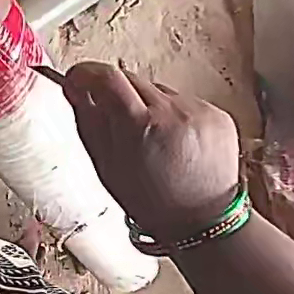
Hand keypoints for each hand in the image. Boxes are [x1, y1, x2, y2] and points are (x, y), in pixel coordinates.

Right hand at [63, 63, 241, 238]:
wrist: (204, 220)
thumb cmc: (150, 200)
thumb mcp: (105, 165)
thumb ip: (89, 122)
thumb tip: (76, 90)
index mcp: (139, 125)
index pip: (106, 76)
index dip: (85, 73)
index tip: (75, 80)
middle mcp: (172, 110)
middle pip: (130, 79)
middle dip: (114, 93)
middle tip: (110, 117)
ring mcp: (199, 110)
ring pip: (155, 89)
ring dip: (143, 104)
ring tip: (146, 136)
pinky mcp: (217, 113)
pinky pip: (181, 100)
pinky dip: (169, 113)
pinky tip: (170, 140)